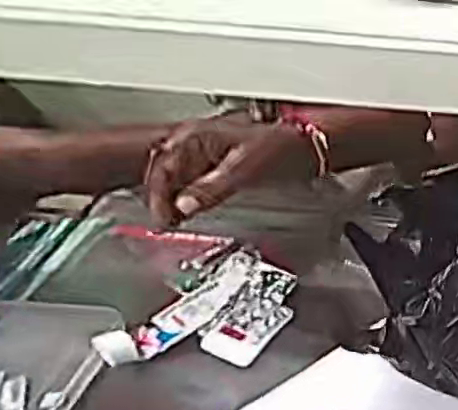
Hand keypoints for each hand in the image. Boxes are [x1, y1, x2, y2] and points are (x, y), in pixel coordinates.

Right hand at [144, 114, 312, 225]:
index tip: (162, 219)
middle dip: (159, 197)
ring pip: (174, 172)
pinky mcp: (216, 158)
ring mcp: (203, 148)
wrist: (299, 144)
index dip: (158, 196)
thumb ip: (211, 189)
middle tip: (164, 223)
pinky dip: (185, 192)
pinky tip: (188, 205)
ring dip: (170, 196)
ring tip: (172, 218)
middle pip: (162, 169)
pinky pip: (190, 174)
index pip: (162, 168)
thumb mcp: (242, 172)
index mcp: (194, 137)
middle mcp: (193, 140)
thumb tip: (184, 206)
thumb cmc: (276, 148)